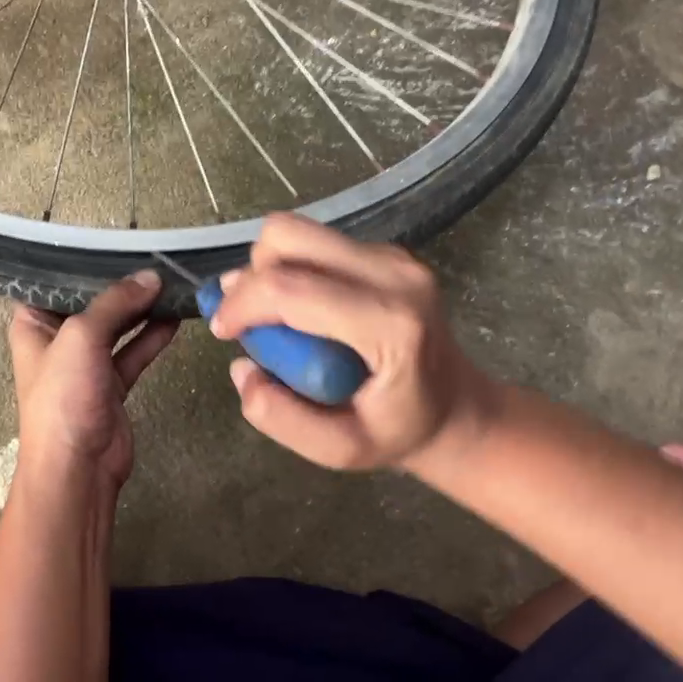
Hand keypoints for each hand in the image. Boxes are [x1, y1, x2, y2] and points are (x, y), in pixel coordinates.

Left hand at [8, 271, 179, 488]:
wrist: (76, 467)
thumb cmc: (64, 394)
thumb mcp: (83, 336)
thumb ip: (116, 303)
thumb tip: (150, 277)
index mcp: (31, 322)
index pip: (54, 281)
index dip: (82, 262)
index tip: (116, 240)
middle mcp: (55, 338)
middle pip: (89, 301)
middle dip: (119, 284)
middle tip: (153, 258)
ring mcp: (83, 363)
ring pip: (115, 326)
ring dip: (140, 309)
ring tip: (171, 283)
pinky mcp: (110, 384)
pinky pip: (132, 352)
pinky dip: (151, 337)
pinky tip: (174, 318)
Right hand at [209, 214, 495, 470]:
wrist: (459, 410)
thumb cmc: (400, 431)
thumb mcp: (340, 450)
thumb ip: (283, 419)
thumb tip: (242, 369)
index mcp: (390, 324)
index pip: (289, 288)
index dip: (241, 304)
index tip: (223, 332)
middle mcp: (393, 275)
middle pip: (286, 237)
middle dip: (251, 276)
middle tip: (250, 320)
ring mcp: (391, 256)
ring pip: (294, 232)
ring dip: (267, 270)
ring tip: (276, 316)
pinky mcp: (383, 250)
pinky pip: (311, 241)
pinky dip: (289, 268)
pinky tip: (302, 308)